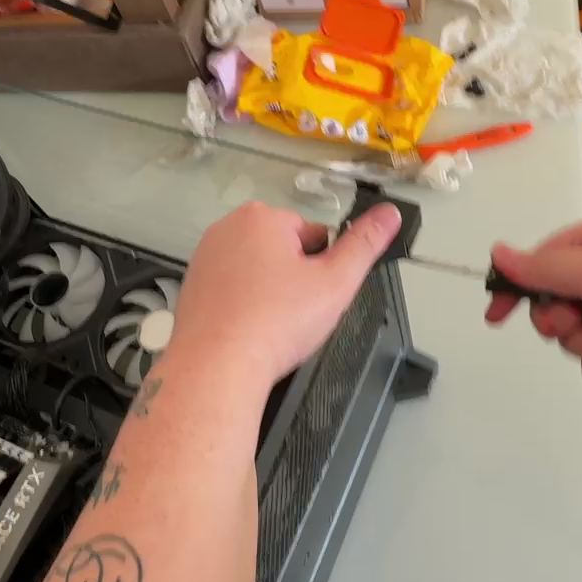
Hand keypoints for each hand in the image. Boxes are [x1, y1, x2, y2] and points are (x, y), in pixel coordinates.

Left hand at [167, 202, 398, 386]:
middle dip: (294, 277)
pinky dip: (243, 305)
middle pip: (282, 248)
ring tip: (271, 325)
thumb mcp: (336, 282)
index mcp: (262, 217)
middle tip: (296, 313)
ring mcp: (204, 258)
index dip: (323, 268)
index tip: (316, 296)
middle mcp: (227, 228)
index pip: (313, 234)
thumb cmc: (277, 321)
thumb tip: (390, 214)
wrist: (216, 367)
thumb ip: (366, 244)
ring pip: (256, 270)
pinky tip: (248, 332)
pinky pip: (231, 289)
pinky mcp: (191, 287)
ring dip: (269, 292)